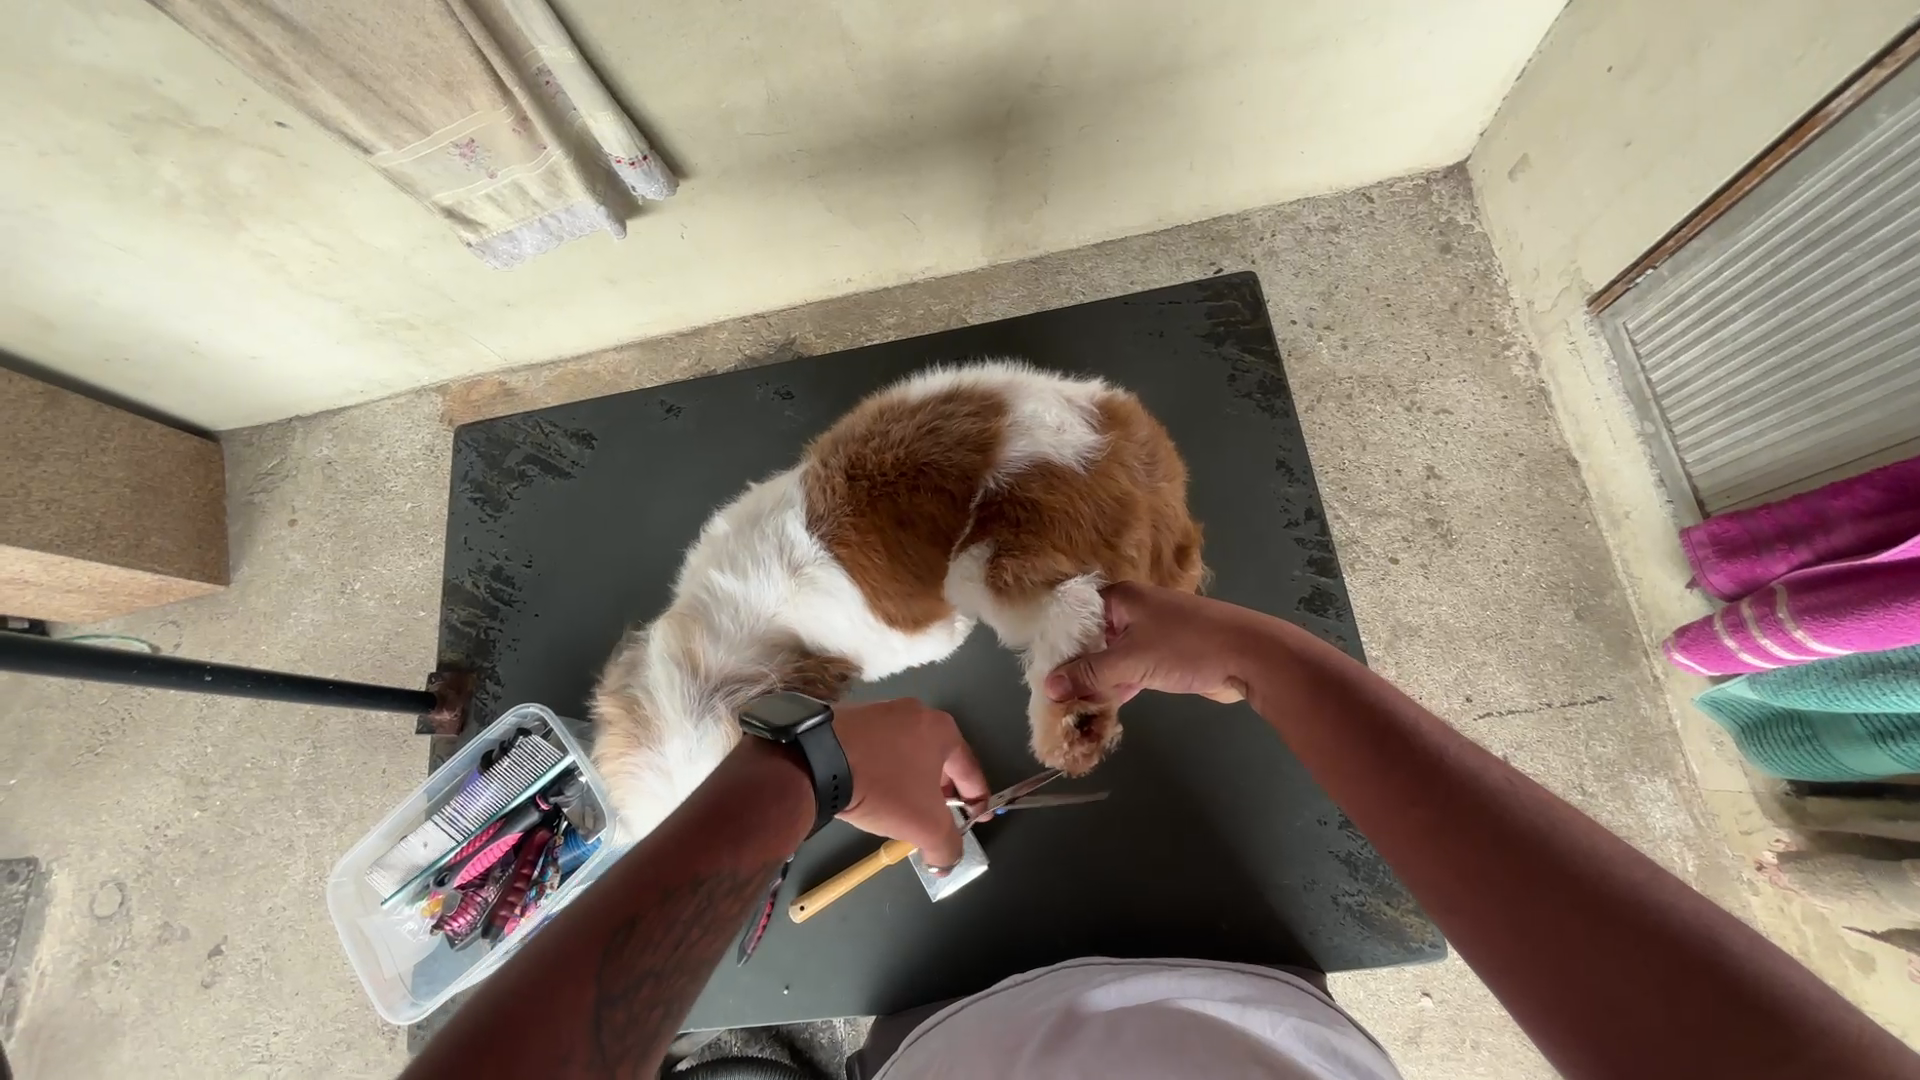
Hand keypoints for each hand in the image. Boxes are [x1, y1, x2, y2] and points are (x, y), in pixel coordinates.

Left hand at [833, 699, 989, 870]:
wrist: (819, 759)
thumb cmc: (884, 785)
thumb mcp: (925, 825)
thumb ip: (947, 846)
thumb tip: (947, 861)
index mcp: (943, 730)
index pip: (971, 770)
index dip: (978, 800)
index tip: (978, 820)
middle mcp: (917, 712)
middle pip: (940, 759)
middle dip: (944, 791)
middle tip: (942, 817)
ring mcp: (883, 711)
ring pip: (909, 753)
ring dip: (913, 781)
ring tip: (907, 808)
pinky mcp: (853, 718)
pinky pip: (881, 749)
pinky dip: (886, 770)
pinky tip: (876, 790)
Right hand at [1044, 581, 1269, 706]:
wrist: (1252, 656)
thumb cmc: (1188, 647)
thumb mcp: (1131, 662)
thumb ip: (1088, 674)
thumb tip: (1048, 687)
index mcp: (1121, 598)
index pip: (1075, 618)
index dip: (1058, 645)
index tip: (1041, 673)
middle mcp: (1133, 610)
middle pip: (1092, 639)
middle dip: (1075, 667)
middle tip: (1054, 697)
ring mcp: (1151, 633)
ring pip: (1112, 657)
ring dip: (1097, 681)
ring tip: (1073, 708)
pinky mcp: (1166, 655)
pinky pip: (1132, 669)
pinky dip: (1118, 686)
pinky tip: (1103, 708)